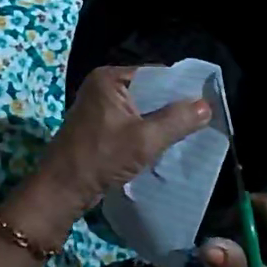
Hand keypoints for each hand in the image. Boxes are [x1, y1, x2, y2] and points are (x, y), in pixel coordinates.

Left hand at [23, 65, 211, 225]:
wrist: (60, 193)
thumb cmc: (99, 159)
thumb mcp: (145, 140)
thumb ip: (177, 120)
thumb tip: (207, 106)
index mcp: (110, 78)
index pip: (156, 74)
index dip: (180, 88)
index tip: (203, 103)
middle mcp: (104, 85)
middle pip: (150, 90)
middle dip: (172, 105)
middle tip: (199, 118)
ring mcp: (100, 105)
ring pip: (142, 107)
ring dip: (160, 119)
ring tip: (186, 129)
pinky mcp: (99, 124)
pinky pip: (133, 120)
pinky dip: (147, 129)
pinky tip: (164, 141)